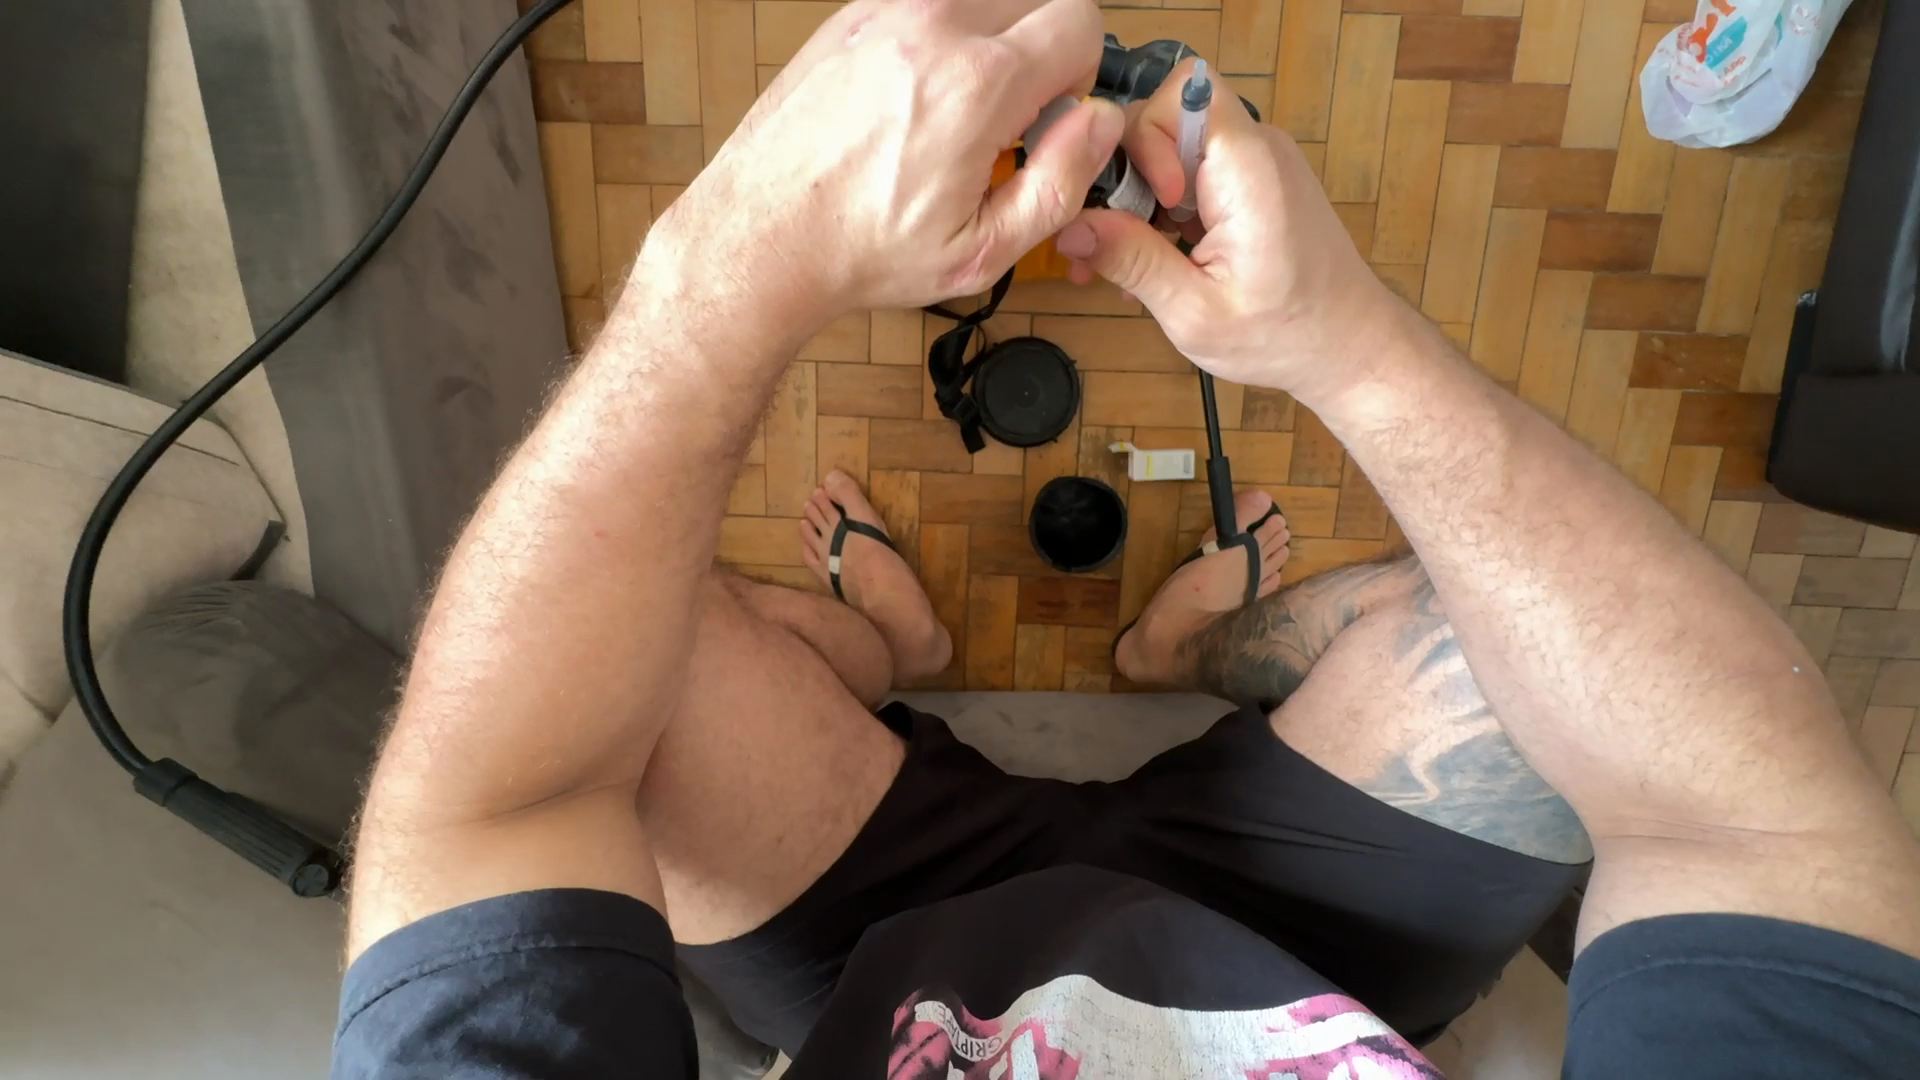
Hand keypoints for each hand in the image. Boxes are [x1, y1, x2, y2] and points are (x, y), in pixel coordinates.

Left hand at [648, 0, 1122, 322]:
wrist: (769, 235)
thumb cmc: (864, 251)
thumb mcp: (981, 251)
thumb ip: (1059, 184)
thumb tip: (1099, 125)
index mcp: (977, 84)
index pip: (1079, 24)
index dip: (1078, 80)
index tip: (1050, 124)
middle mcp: (932, 26)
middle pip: (1033, 1)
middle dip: (1037, 61)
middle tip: (1002, 130)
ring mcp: (885, 12)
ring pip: (979, 4)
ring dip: (986, 53)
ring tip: (951, 126)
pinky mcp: (852, 19)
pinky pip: (924, 13)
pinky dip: (935, 51)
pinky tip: (909, 114)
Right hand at [1052, 58, 1404, 402]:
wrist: (1344, 345)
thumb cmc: (1281, 335)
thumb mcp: (1193, 311)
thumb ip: (1132, 262)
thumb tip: (1070, 229)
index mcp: (1246, 171)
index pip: (1179, 97)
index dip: (1142, 142)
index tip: (1146, 208)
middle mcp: (1254, 152)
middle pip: (1165, 124)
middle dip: (1124, 182)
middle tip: (1104, 248)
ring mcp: (1252, 168)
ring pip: (1170, 156)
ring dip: (1136, 208)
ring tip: (1121, 271)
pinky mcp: (1248, 189)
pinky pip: (1189, 182)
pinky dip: (1160, 219)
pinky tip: (1149, 268)